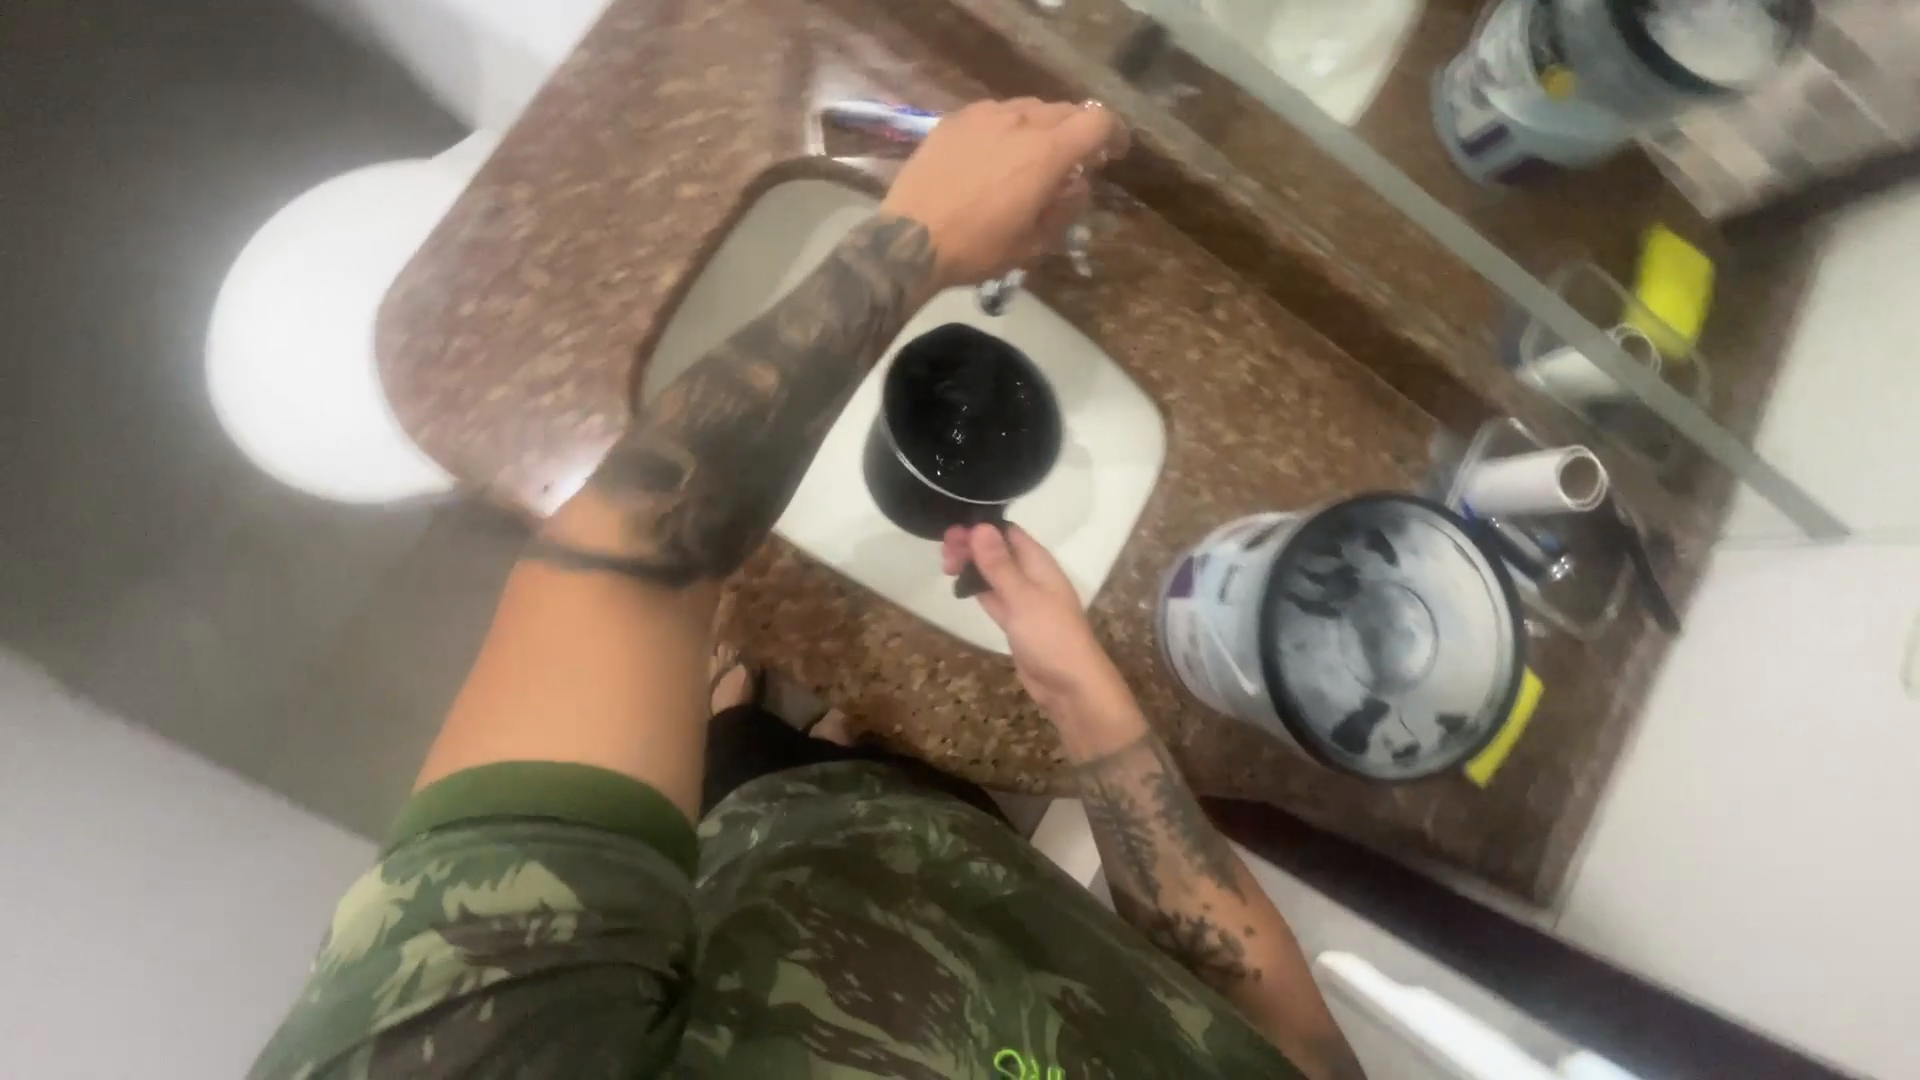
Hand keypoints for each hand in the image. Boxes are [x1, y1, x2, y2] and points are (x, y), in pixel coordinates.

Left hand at [881, 99, 1126, 286]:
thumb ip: (1063, 209)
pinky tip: (993, 157)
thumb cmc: (976, 250)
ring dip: (1039, 129)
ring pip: (1027, 109)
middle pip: (1063, 111)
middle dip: (1075, 134)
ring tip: (1029, 159)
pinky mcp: (954, 120)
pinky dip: (1005, 130)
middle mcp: (1019, 122)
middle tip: (1071, 162)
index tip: (1113, 154)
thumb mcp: (1031, 244)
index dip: (1112, 134)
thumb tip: (1077, 186)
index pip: (1097, 121)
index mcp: (1046, 153)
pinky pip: (992, 115)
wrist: (909, 240)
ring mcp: (983, 116)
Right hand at [941, 524, 1133, 723]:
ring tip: (946, 566)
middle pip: (998, 551)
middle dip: (972, 546)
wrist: (1070, 686)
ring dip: (972, 566)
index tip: (952, 533)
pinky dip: (977, 589)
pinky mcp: (1015, 621)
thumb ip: (999, 564)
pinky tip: (959, 587)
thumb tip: (979, 526)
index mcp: (1039, 563)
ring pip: (993, 573)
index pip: (1008, 532)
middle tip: (944, 554)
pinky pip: (993, 596)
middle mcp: (1031, 576)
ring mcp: (1023, 599)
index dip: (981, 527)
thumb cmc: (1050, 636)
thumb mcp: (1022, 597)